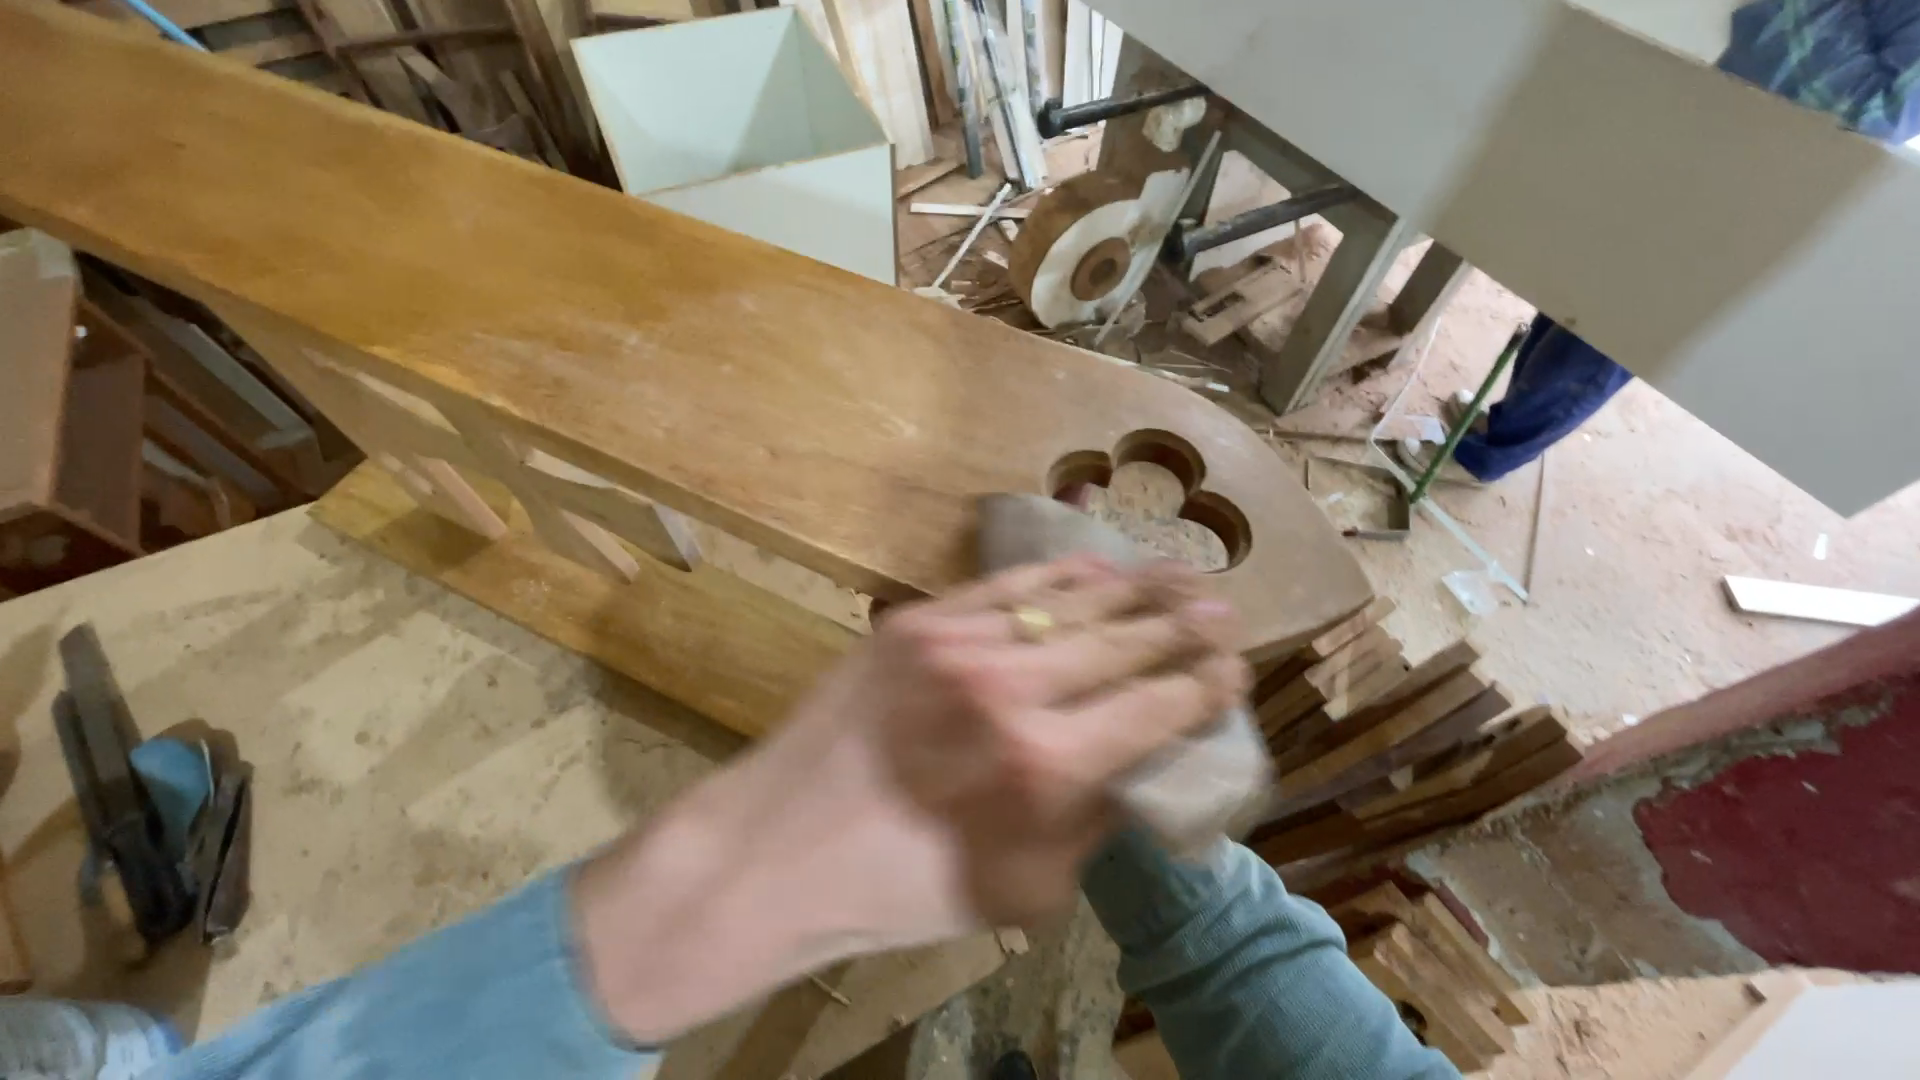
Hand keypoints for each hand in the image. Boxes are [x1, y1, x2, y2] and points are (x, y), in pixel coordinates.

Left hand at [839, 554, 1247, 924]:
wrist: (782, 848)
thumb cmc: (907, 886)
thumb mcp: (1026, 888)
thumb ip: (1093, 818)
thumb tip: (1139, 764)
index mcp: (1048, 765)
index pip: (1156, 708)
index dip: (1205, 688)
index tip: (1235, 672)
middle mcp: (1013, 688)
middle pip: (1124, 642)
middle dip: (1184, 626)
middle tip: (1225, 610)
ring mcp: (960, 642)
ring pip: (1071, 602)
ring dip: (1136, 587)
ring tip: (1182, 572)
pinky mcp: (917, 621)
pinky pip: (1006, 585)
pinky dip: (1060, 575)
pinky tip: (1098, 565)